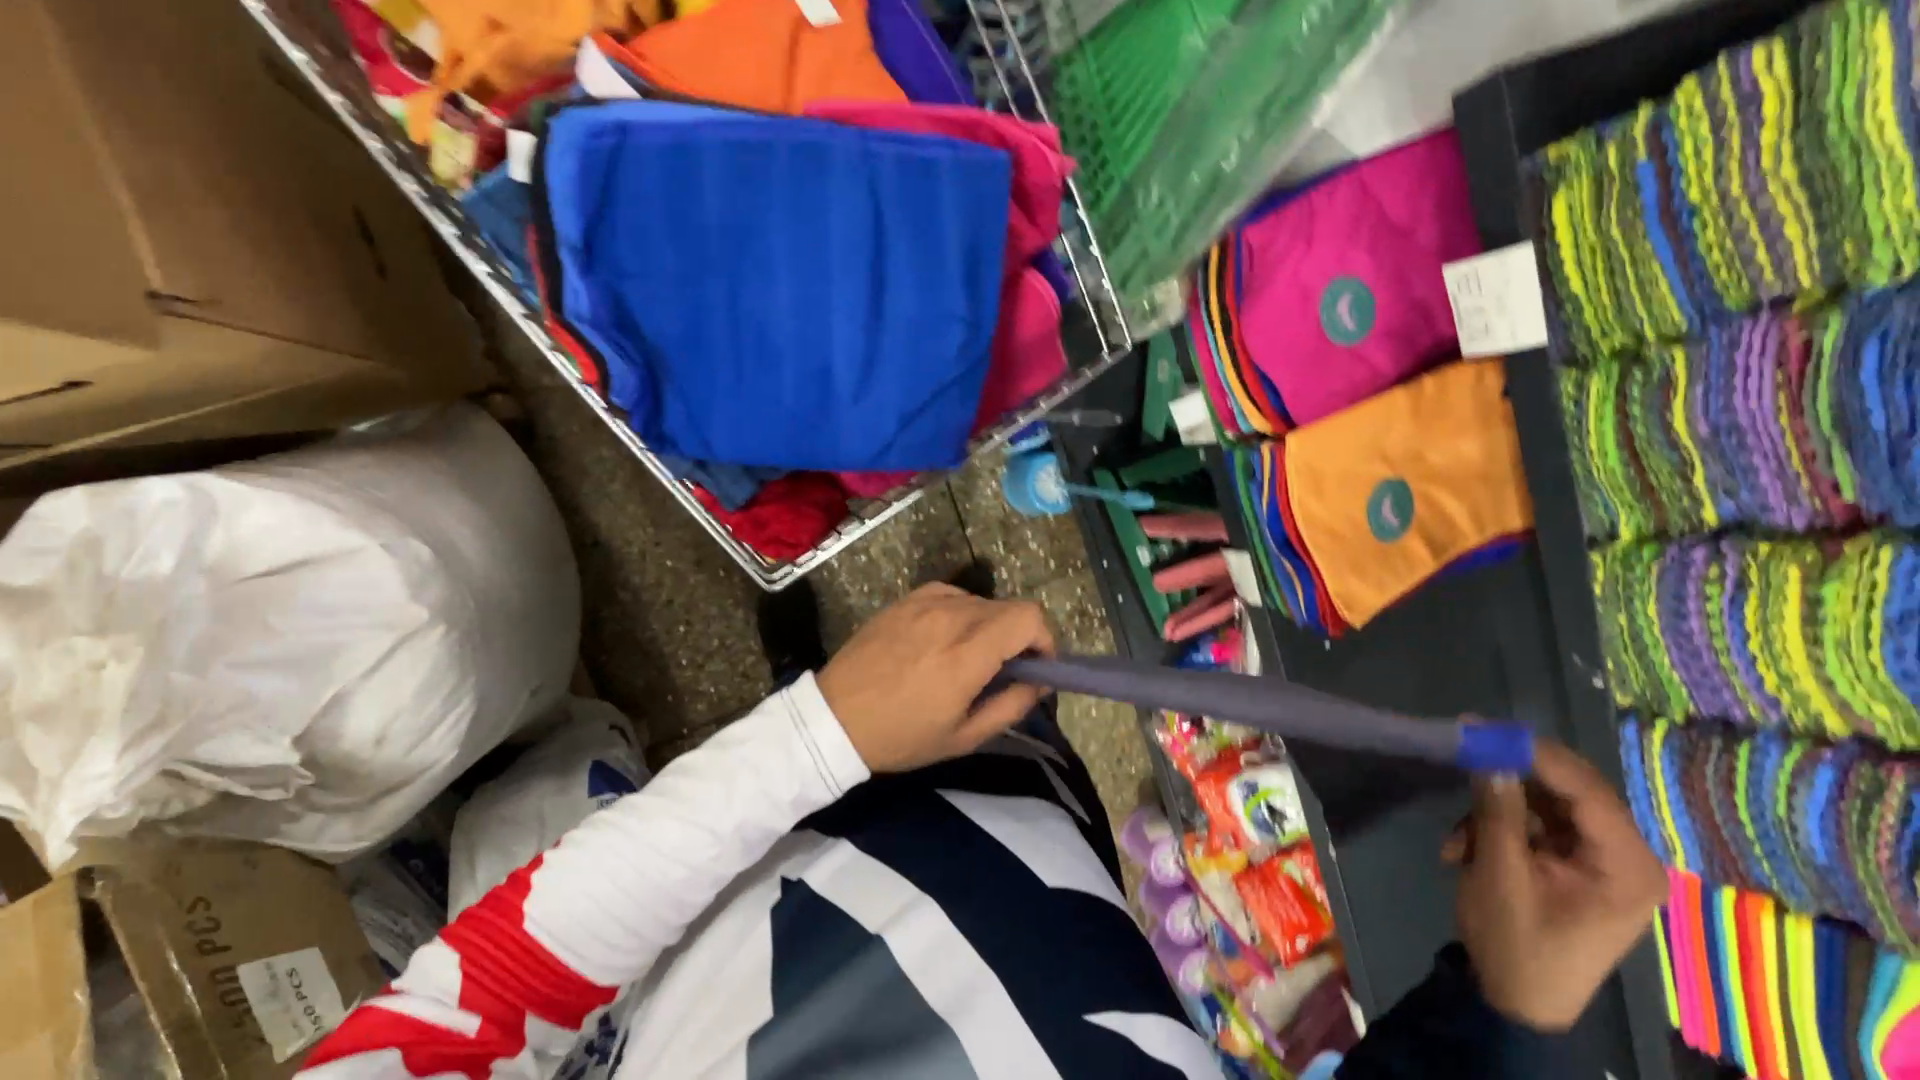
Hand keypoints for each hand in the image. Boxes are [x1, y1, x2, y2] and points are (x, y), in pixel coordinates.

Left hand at [816, 583, 1055, 771]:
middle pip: (1010, 608)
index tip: (1035, 668)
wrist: (834, 719)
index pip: (1029, 617)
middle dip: (1019, 637)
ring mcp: (925, 603)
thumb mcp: (964, 737)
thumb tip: (1040, 683)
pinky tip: (943, 639)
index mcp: (968, 652)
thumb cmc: (902, 736)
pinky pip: (951, 596)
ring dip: (989, 626)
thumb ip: (1012, 706)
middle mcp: (951, 617)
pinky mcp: (905, 600)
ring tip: (968, 658)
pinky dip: (961, 613)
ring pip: (981, 602)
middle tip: (1004, 671)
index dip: (1043, 640)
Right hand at [1442, 739, 1667, 1031]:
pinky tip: (1464, 851)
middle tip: (1464, 751)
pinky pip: (1537, 827)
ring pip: (1546, 806)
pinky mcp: (1577, 867)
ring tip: (1456, 841)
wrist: (1517, 1005)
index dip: (1535, 755)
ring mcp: (1602, 862)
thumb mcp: (1500, 877)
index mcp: (1628, 865)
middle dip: (1510, 779)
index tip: (1484, 728)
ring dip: (1495, 813)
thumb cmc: (1517, 946)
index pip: (1587, 790)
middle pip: (1569, 792)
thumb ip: (1498, 813)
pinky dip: (1499, 831)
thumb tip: (1490, 756)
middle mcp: (1627, 857)